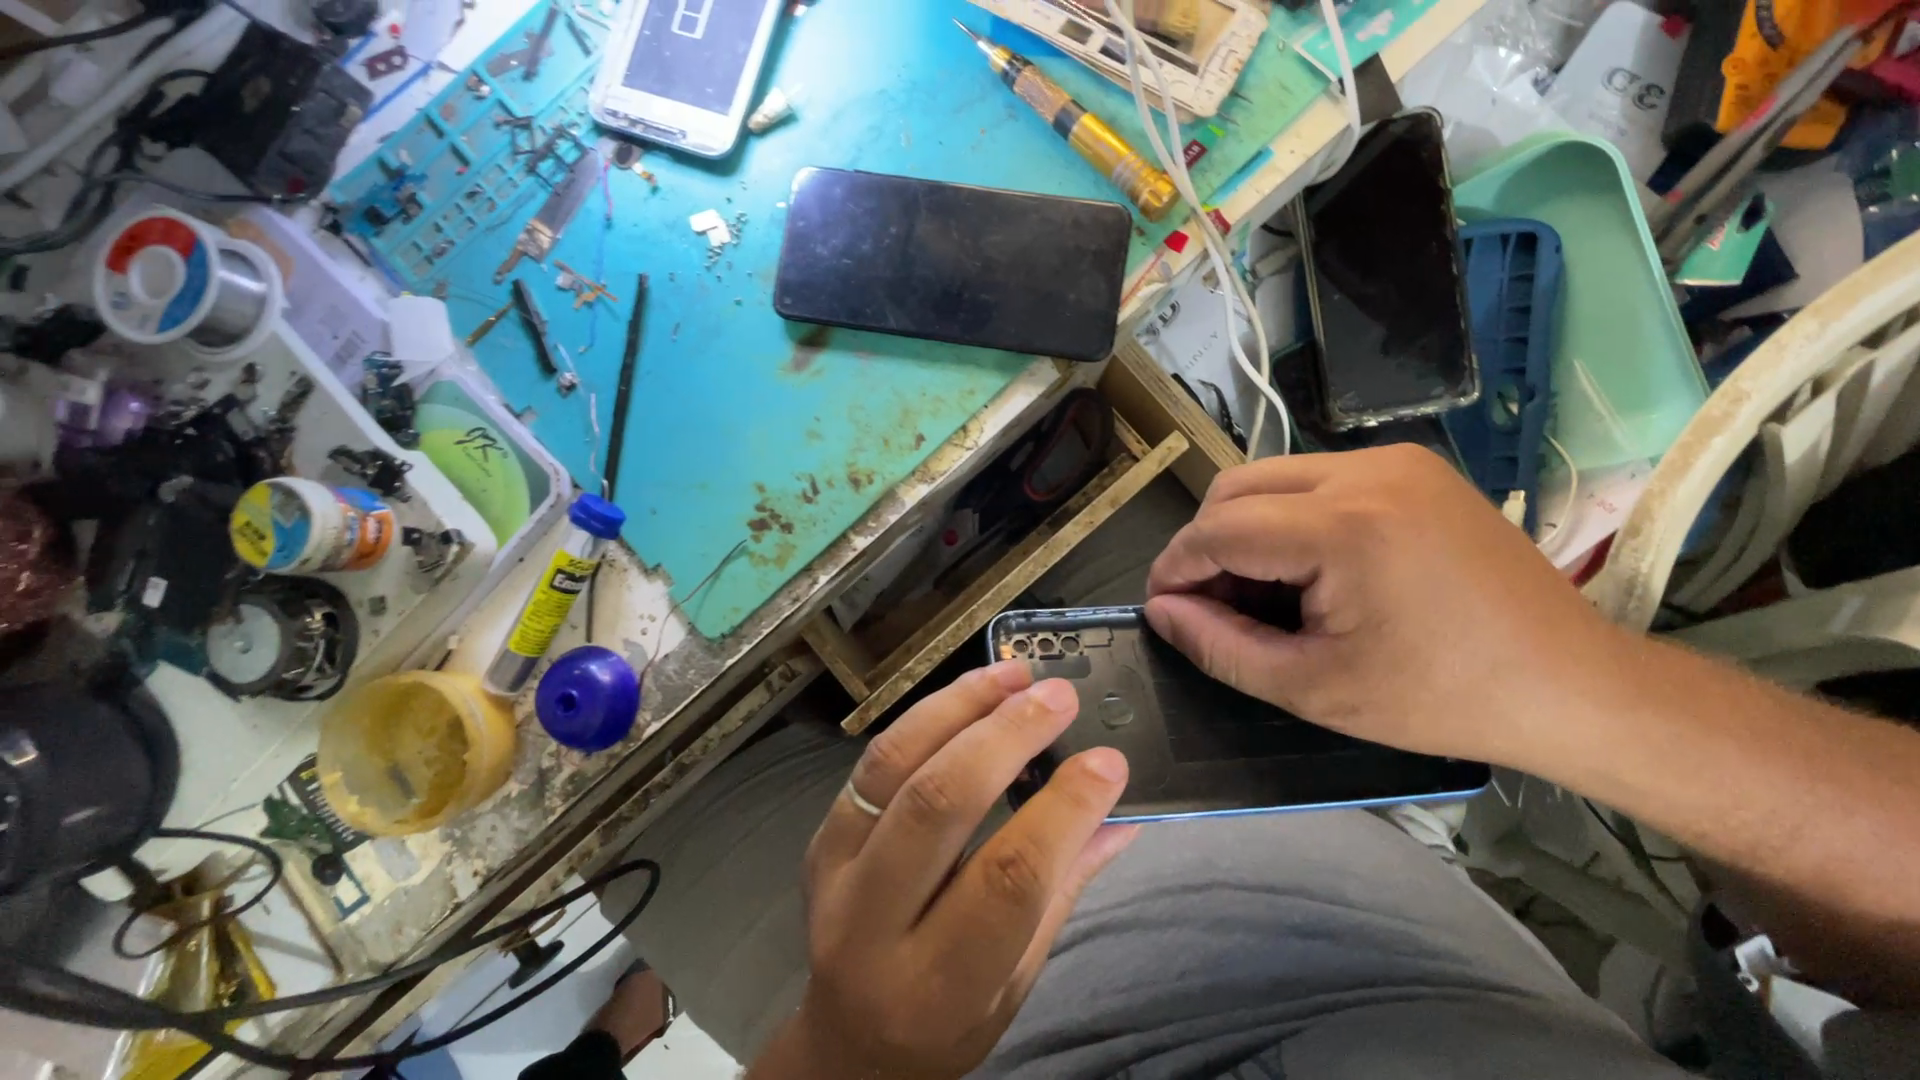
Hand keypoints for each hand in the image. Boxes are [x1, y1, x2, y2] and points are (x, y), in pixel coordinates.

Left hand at [748, 662, 1136, 1079]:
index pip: (1007, 879)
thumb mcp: (1016, 982)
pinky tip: (970, 692)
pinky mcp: (820, 835)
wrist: (846, 1044)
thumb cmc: (948, 1024)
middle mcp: (872, 923)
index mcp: (937, 984)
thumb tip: (1121, 814)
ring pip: (895, 766)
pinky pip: (875, 760)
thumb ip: (1063, 891)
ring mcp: (833, 870)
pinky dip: (926, 717)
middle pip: (939, 805)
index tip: (1109, 762)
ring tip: (1013, 674)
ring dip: (959, 707)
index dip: (1063, 811)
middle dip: (1006, 737)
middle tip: (1059, 697)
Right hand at [1144, 445, 1627, 766]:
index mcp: (1345, 527)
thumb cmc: (1440, 698)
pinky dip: (1290, 517)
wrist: (1570, 684)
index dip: (1176, 568)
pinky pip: (1319, 479)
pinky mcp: (1416, 469)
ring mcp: (1397, 462)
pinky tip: (1307, 569)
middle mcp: (1367, 472)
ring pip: (1274, 477)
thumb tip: (1161, 612)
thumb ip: (1220, 647)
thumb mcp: (1313, 689)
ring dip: (1245, 527)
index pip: (1219, 529)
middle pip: (1237, 488)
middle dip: (1205, 544)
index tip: (1160, 608)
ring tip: (1258, 590)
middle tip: (1208, 604)